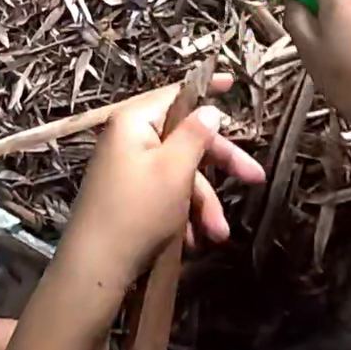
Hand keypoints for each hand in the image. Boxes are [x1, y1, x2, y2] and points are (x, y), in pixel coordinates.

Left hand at [60, 74, 265, 283]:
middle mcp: (130, 138)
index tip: (233, 82)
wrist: (96, 267)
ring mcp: (129, 166)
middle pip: (185, 138)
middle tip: (255, 179)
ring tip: (217, 234)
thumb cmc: (137, 210)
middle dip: (219, 165)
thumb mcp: (174, 170)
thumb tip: (209, 110)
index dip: (206, 89)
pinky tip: (194, 241)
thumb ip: (194, 135)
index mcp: (134, 121)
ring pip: (179, 171)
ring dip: (203, 201)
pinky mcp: (130, 193)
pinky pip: (165, 191)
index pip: (176, 94)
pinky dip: (183, 213)